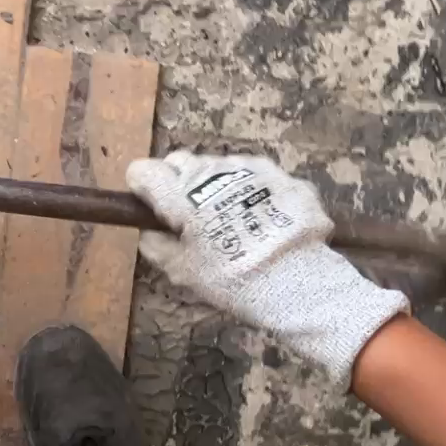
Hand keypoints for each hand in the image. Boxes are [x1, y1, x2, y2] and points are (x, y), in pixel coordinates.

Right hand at [126, 152, 407, 389]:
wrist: (303, 283)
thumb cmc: (233, 278)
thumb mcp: (182, 272)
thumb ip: (156, 245)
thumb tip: (150, 231)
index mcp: (180, 194)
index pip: (142, 169)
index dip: (143, 189)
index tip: (154, 210)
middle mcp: (210, 170)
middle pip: (178, 162)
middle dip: (177, 184)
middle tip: (190, 218)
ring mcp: (248, 168)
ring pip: (216, 166)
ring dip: (214, 186)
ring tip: (231, 220)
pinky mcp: (279, 173)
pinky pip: (251, 173)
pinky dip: (248, 190)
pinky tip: (260, 219)